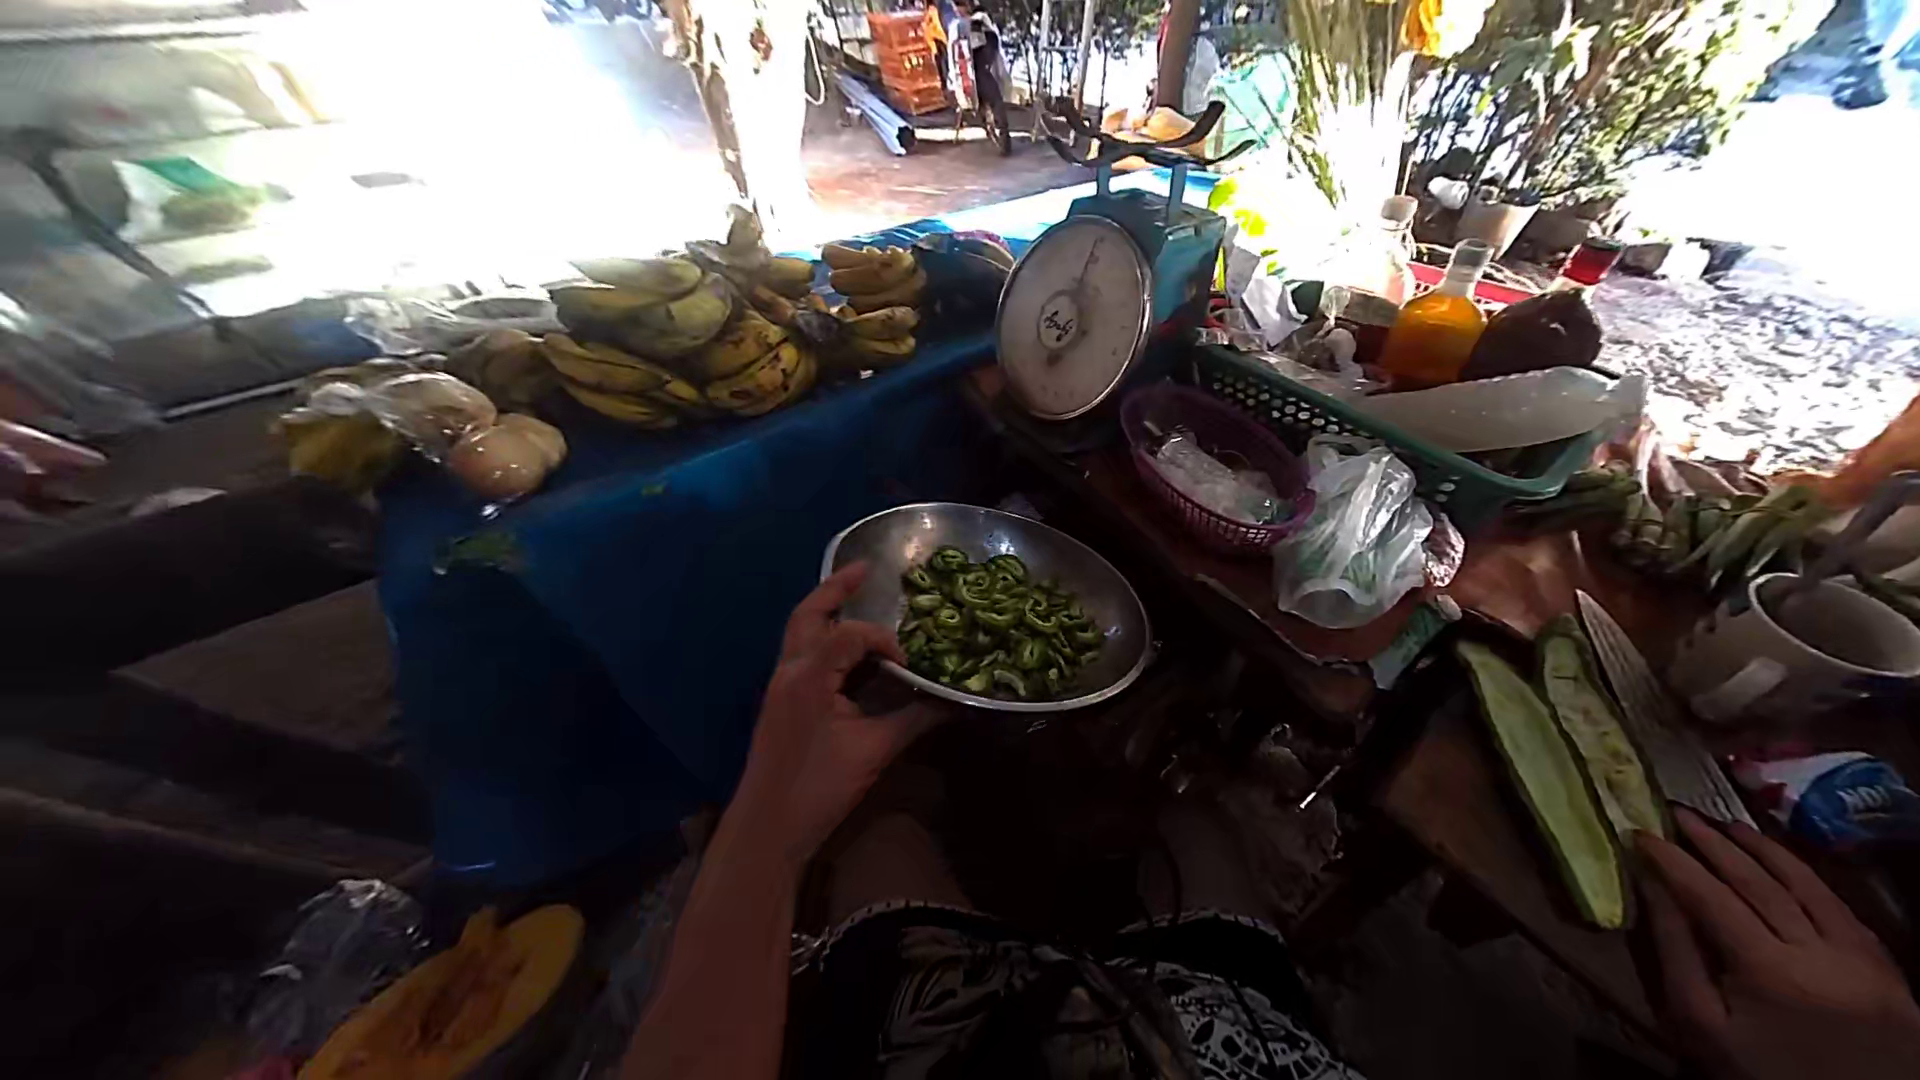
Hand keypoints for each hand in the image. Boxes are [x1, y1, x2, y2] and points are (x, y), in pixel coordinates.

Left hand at [730, 562, 941, 865]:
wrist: (767, 828)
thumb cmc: (819, 787)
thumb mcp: (874, 751)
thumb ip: (914, 720)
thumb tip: (952, 704)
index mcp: (810, 676)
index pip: (850, 634)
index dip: (883, 640)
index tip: (908, 664)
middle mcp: (789, 670)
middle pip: (808, 613)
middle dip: (836, 587)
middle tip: (864, 568)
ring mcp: (780, 685)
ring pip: (800, 631)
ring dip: (826, 610)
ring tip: (854, 596)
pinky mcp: (781, 700)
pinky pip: (802, 653)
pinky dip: (823, 638)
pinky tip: (845, 648)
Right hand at [1638, 807, 1919, 1079]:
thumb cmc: (1755, 1069)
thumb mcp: (1697, 1017)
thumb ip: (1674, 948)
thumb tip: (1650, 883)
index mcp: (1772, 971)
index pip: (1709, 894)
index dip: (1670, 859)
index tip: (1637, 832)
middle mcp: (1827, 960)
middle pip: (1762, 885)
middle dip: (1714, 843)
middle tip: (1676, 812)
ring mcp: (1869, 969)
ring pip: (1812, 892)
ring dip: (1765, 852)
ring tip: (1728, 825)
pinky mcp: (1891, 979)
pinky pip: (1847, 916)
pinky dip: (1810, 881)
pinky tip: (1785, 866)